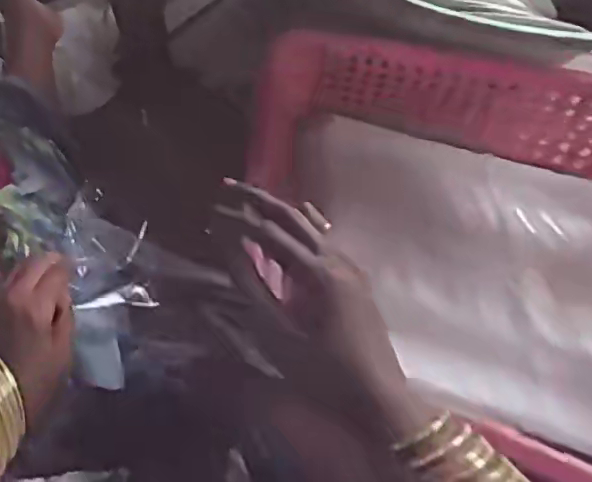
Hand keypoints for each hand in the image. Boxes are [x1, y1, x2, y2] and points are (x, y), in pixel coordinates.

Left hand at [0, 253, 74, 425]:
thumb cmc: (31, 381)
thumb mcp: (61, 356)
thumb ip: (65, 320)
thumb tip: (62, 296)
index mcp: (35, 305)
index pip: (54, 273)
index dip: (66, 268)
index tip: (72, 267)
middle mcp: (14, 292)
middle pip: (33, 263)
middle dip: (49, 260)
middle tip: (60, 262)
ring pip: (17, 268)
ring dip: (32, 265)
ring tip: (43, 271)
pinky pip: (6, 279)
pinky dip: (19, 276)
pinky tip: (25, 283)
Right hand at [213, 179, 434, 441]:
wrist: (383, 405)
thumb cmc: (325, 372)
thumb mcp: (277, 331)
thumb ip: (250, 283)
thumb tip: (226, 243)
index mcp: (317, 271)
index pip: (267, 232)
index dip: (235, 220)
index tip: (209, 212)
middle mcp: (336, 259)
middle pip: (290, 216)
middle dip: (256, 198)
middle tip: (225, 186)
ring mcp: (349, 267)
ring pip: (308, 223)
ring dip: (277, 208)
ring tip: (250, 195)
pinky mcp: (355, 278)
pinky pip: (326, 236)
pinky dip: (305, 221)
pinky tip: (301, 210)